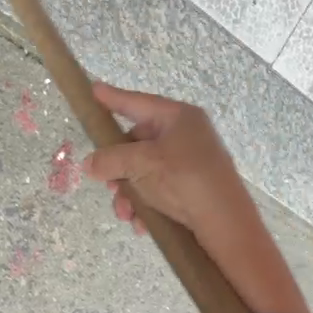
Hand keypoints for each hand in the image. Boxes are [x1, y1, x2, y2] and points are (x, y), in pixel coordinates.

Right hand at [83, 83, 247, 234]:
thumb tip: (89, 163)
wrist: (223, 220)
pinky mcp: (189, 186)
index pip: (137, 103)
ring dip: (128, 195)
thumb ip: (110, 159)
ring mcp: (188, 161)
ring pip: (142, 172)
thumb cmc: (183, 179)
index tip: (93, 89)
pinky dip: (144, 206)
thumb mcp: (141, 164)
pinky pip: (155, 190)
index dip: (112, 98)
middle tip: (108, 186)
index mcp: (177, 118)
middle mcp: (184, 135)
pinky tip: (141, 223)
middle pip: (135, 145)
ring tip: (127, 214)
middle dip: (118, 171)